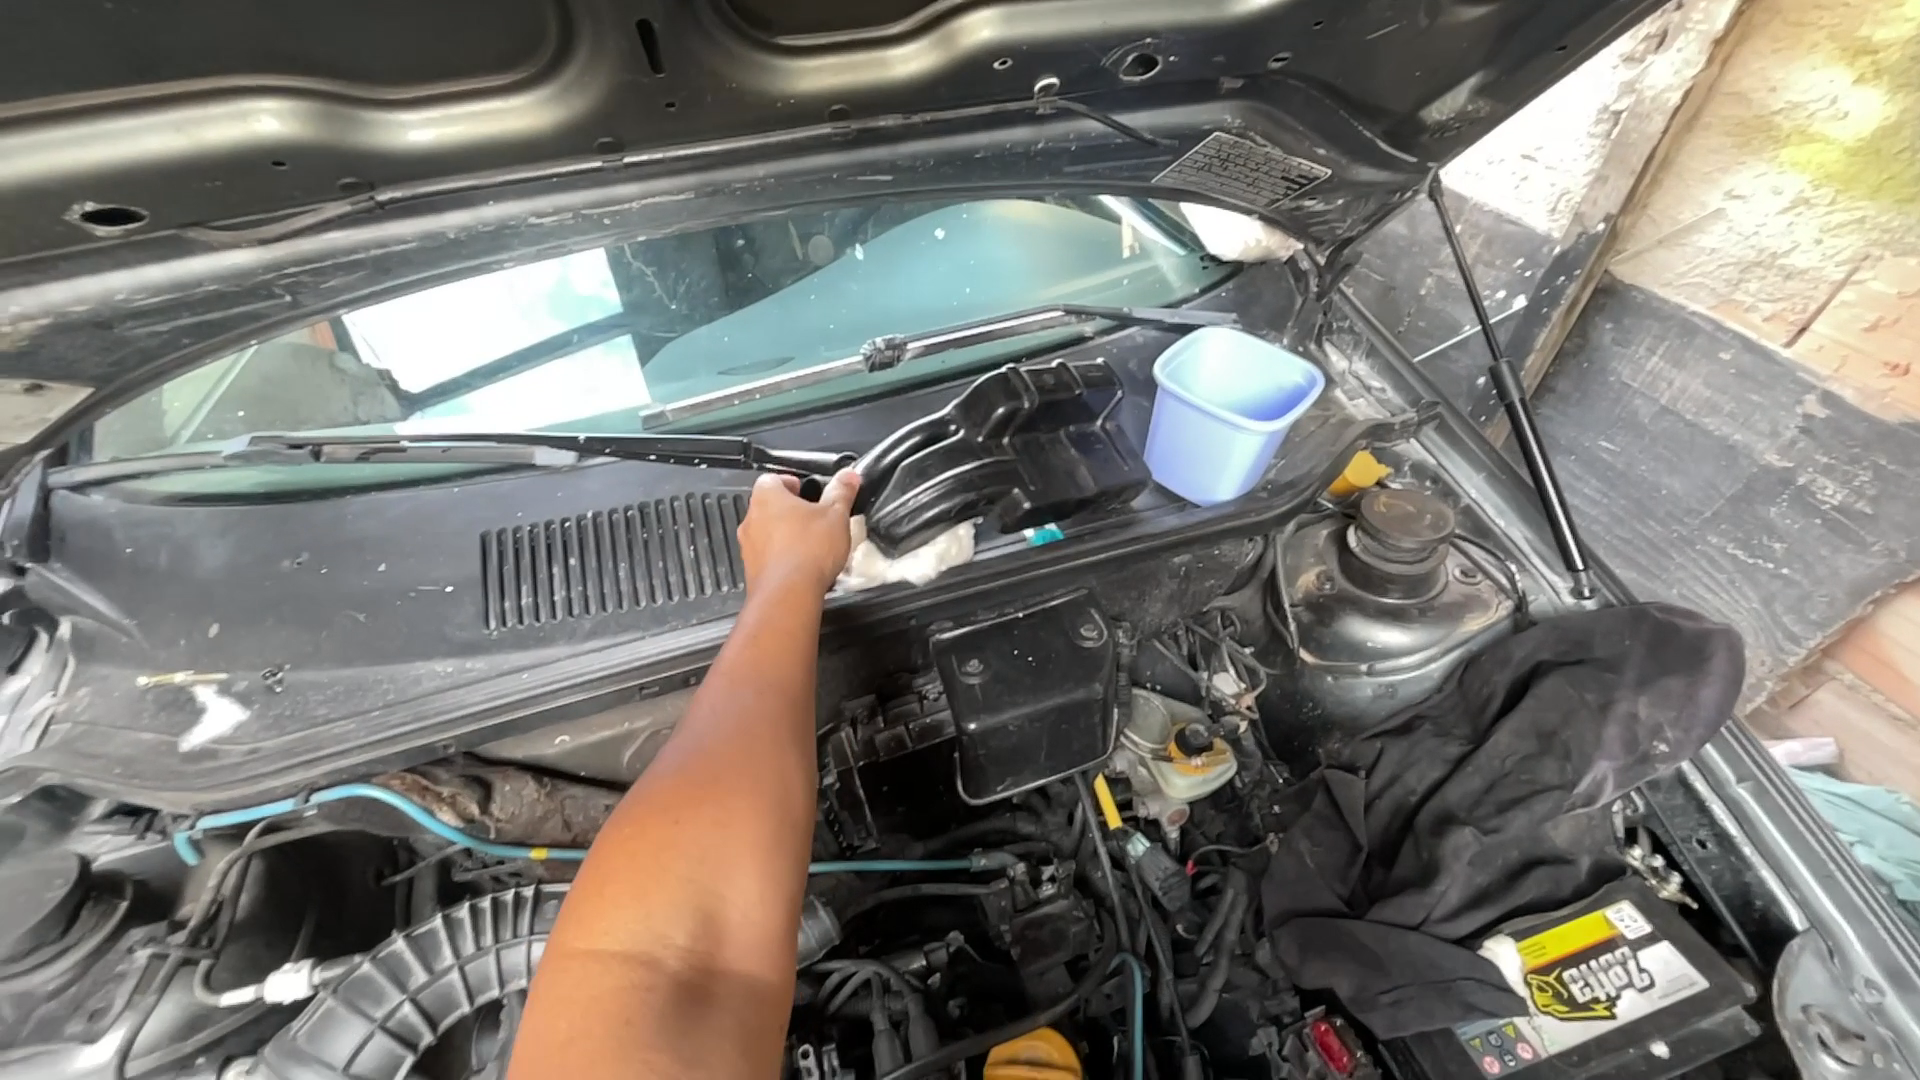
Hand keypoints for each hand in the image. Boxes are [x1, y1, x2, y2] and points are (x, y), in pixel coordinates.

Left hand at [737, 470, 859, 595]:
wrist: (789, 594)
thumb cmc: (810, 548)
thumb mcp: (836, 515)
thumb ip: (842, 492)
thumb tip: (849, 475)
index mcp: (767, 496)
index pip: (773, 478)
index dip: (792, 483)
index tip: (809, 492)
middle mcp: (751, 518)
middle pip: (769, 506)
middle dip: (791, 510)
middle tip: (815, 518)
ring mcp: (748, 546)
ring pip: (767, 532)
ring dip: (785, 535)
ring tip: (811, 544)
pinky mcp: (751, 570)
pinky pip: (767, 556)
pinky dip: (781, 557)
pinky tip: (802, 566)